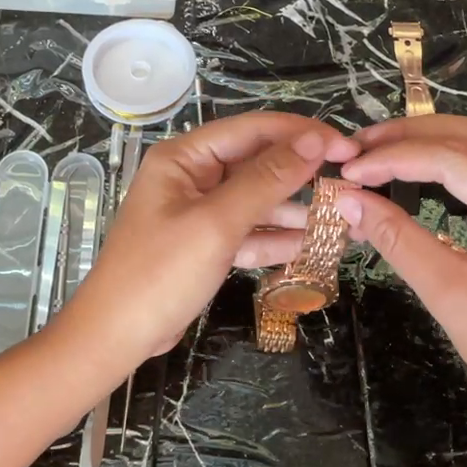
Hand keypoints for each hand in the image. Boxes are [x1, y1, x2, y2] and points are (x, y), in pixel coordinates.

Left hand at [59, 112, 356, 366]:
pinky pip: (247, 231)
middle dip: (301, 174)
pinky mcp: (204, 244)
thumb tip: (312, 142)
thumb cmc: (160, 274)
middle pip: (256, 163)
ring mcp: (197, 211)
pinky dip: (274, 238)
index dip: (302, 134)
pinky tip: (310, 245)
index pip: (252, 130)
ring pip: (256, 199)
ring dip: (294, 210)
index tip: (346, 147)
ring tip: (341, 218)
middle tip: (350, 183)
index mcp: (184, 157)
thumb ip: (266, 181)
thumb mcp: (217, 224)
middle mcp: (191, 176)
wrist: (116, 337)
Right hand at [334, 115, 466, 416]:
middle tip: (357, 148)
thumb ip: (399, 242)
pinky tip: (420, 168)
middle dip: (410, 135)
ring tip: (380, 151)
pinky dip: (453, 158)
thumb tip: (348, 200)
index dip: (396, 159)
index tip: (349, 172)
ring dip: (431, 140)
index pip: (457, 162)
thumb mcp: (453, 299)